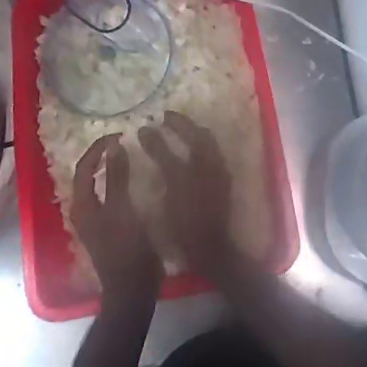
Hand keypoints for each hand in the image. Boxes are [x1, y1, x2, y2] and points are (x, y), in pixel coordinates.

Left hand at [72, 133, 159, 306]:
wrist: (133, 288)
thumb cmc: (126, 249)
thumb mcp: (123, 209)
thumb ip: (117, 178)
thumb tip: (114, 146)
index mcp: (82, 205)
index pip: (84, 166)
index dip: (99, 147)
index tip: (121, 134)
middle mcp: (85, 210)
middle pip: (91, 175)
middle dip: (106, 157)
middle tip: (128, 142)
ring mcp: (98, 221)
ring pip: (103, 186)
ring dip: (116, 170)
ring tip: (135, 157)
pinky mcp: (112, 228)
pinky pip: (114, 197)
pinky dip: (124, 184)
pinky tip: (141, 182)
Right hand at [137, 112, 240, 279]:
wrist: (211, 248)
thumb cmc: (184, 224)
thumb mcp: (171, 188)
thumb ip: (161, 157)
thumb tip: (146, 134)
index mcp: (198, 167)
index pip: (180, 140)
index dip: (160, 132)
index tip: (144, 126)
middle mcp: (213, 166)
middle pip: (199, 136)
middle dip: (182, 125)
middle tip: (164, 119)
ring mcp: (220, 175)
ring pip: (208, 144)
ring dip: (193, 133)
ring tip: (175, 130)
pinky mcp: (222, 183)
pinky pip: (211, 155)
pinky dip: (200, 146)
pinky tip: (187, 151)